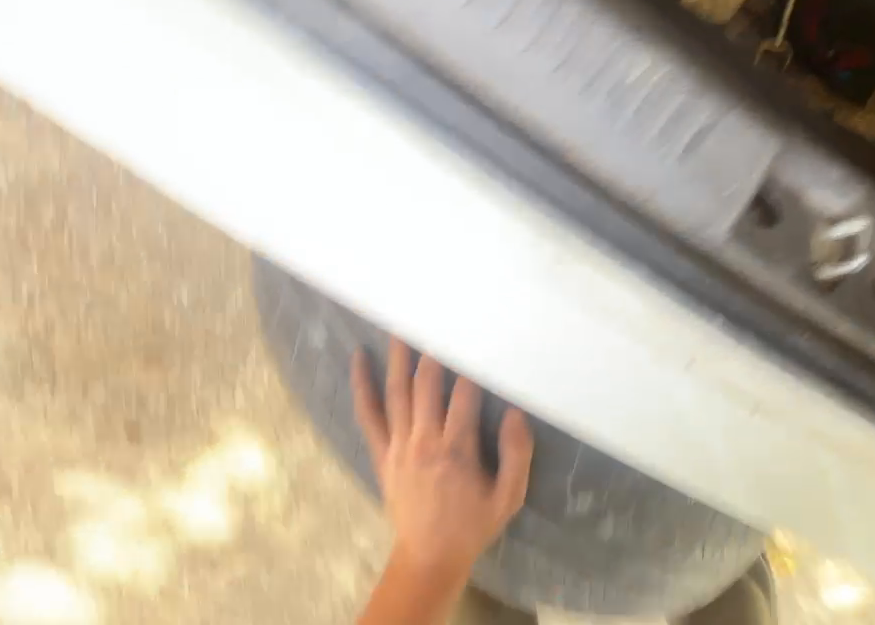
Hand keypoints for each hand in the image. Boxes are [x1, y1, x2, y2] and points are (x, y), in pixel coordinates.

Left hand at [352, 339, 533, 585]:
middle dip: (435, 347)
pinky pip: (368, 415)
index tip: (481, 333)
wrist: (428, 559)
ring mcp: (398, 445)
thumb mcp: (509, 496)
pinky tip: (358, 358)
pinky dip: (361, 385)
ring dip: (399, 355)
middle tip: (442, 315)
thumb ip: (516, 454)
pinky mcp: (382, 453)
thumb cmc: (473, 524)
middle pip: (426, 383)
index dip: (473, 362)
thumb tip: (516, 412)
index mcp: (456, 450)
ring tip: (403, 321)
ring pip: (396, 391)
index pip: (465, 393)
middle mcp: (423, 441)